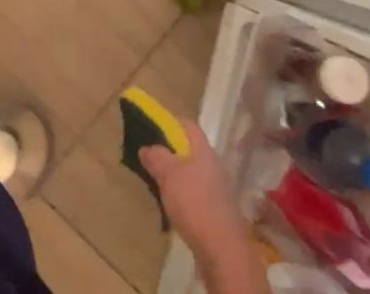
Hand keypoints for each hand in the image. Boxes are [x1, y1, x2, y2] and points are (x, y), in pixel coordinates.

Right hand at [141, 119, 247, 255]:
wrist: (222, 248)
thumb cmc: (195, 203)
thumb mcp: (169, 175)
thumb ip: (156, 156)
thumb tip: (147, 147)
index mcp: (204, 150)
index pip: (187, 125)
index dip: (168, 123)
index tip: (149, 130)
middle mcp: (212, 165)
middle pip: (188, 149)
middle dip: (167, 152)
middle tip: (147, 159)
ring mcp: (215, 188)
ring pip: (189, 172)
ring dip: (172, 175)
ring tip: (153, 184)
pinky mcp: (214, 209)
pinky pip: (193, 192)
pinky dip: (179, 194)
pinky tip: (169, 206)